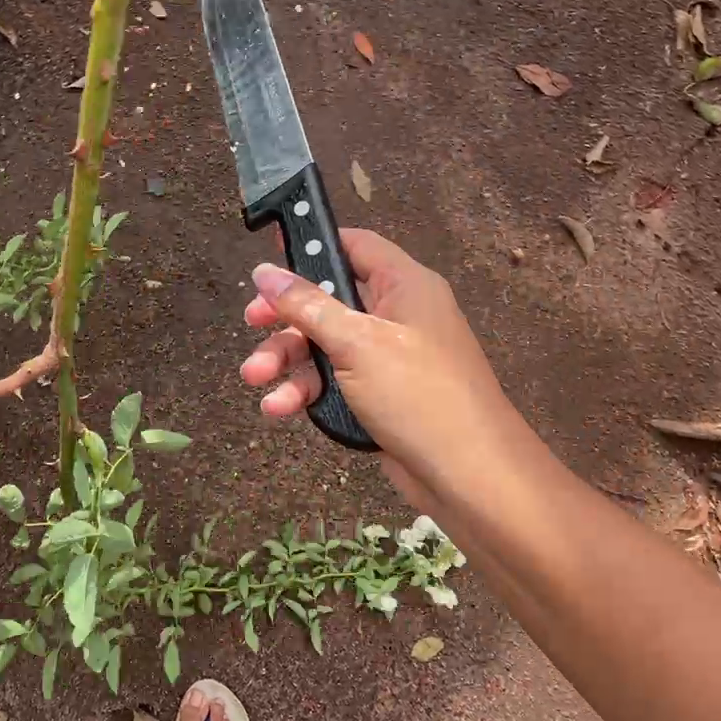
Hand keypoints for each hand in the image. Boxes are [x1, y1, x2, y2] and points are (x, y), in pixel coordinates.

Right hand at [238, 229, 521, 507]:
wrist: (468, 477)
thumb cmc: (418, 394)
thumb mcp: (356, 342)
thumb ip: (306, 305)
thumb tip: (264, 270)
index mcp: (403, 286)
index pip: (354, 245)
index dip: (313, 244)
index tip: (270, 255)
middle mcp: (394, 315)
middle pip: (326, 300)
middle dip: (284, 318)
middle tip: (251, 322)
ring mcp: (385, 357)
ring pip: (321, 344)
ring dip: (285, 360)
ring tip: (254, 377)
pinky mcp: (376, 395)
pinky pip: (330, 380)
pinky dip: (303, 390)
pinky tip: (279, 407)